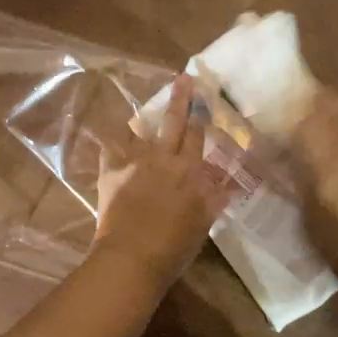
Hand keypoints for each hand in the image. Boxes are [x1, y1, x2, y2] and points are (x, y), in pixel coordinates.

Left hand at [92, 76, 228, 291]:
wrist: (132, 258)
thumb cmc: (174, 248)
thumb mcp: (203, 223)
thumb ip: (215, 198)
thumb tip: (229, 182)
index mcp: (189, 171)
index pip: (198, 135)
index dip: (201, 113)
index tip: (205, 94)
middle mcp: (164, 158)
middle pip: (174, 122)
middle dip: (181, 98)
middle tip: (184, 78)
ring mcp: (135, 161)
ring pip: (141, 129)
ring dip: (146, 116)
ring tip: (146, 104)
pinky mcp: (111, 170)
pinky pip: (110, 146)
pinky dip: (111, 139)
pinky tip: (108, 131)